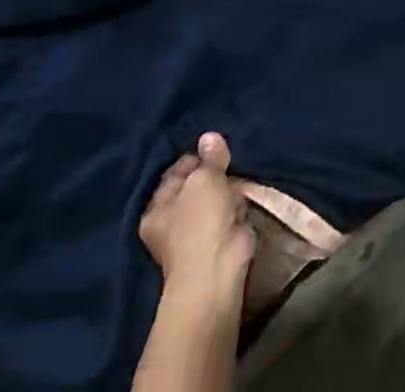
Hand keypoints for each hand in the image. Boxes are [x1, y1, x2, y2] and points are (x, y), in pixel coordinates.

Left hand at [139, 133, 256, 306]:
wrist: (218, 267)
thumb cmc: (200, 221)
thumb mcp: (204, 181)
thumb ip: (209, 159)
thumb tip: (210, 136)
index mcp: (156, 209)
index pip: (174, 173)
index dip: (194, 157)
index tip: (215, 144)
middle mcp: (173, 219)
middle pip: (195, 184)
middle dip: (213, 170)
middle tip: (232, 153)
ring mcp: (197, 229)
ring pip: (214, 196)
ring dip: (228, 185)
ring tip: (243, 165)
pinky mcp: (221, 235)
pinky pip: (229, 209)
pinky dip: (238, 200)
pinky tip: (247, 188)